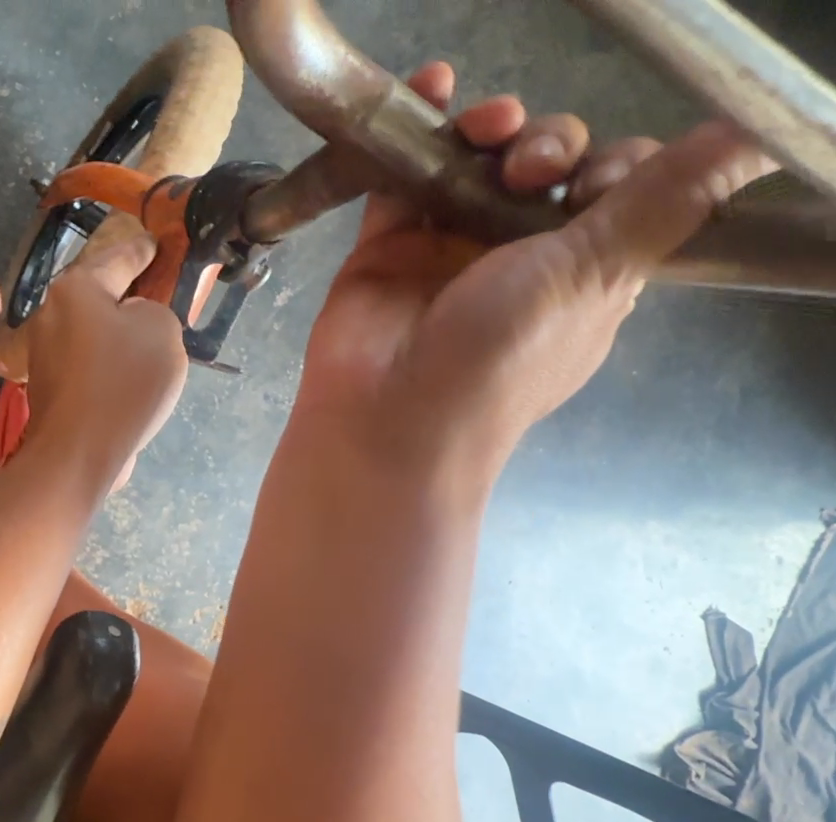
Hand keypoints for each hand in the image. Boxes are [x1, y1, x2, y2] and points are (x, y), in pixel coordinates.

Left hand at [21, 231, 189, 485]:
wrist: (77, 452)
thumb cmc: (122, 382)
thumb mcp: (162, 330)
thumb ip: (152, 311)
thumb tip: (130, 320)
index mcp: (75, 290)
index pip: (117, 258)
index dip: (141, 250)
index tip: (153, 243)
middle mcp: (49, 316)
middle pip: (96, 297)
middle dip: (124, 294)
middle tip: (155, 290)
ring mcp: (42, 355)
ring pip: (89, 332)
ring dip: (115, 334)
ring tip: (147, 339)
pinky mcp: (47, 389)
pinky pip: (85, 363)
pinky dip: (106, 363)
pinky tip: (126, 375)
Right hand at [299, 61, 772, 481]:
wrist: (389, 411)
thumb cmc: (498, 353)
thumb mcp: (598, 273)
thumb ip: (665, 199)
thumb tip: (755, 139)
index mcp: (584, 270)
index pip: (616, 189)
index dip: (615, 164)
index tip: (596, 182)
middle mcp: (517, 254)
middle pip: (548, 167)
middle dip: (550, 146)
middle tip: (532, 170)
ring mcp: (446, 247)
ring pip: (478, 165)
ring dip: (492, 130)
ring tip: (483, 129)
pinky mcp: (387, 244)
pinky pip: (404, 177)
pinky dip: (416, 131)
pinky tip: (431, 90)